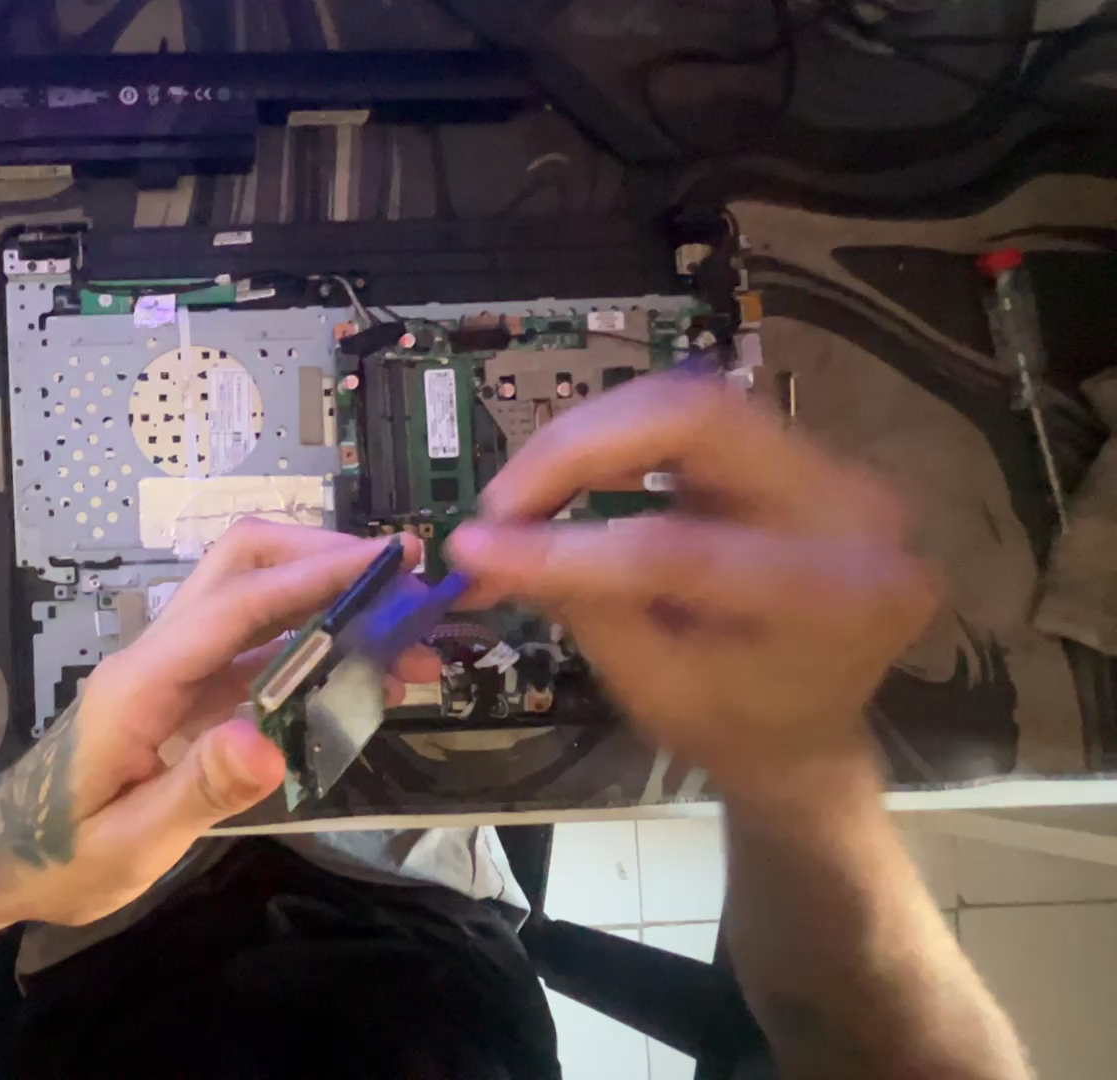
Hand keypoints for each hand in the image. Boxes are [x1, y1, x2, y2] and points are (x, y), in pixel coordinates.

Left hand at [0, 520, 436, 927]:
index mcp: (141, 680)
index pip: (233, 606)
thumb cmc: (63, 853)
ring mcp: (174, 667)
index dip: (309, 580)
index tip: (382, 566)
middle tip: (396, 577)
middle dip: (316, 557)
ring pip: (250, 597)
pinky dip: (310, 643)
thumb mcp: (131, 840)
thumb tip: (267, 744)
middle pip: (235, 565)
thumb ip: (197, 789)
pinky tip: (355, 671)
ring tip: (398, 628)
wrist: (14, 851)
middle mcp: (159, 654)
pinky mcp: (189, 689)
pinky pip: (254, 648)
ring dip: (322, 596)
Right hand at [444, 376, 938, 795]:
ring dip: (575, 442)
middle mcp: (848, 504)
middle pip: (694, 419)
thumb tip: (475, 553)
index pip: (678, 549)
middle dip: (571, 452)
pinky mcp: (775, 451)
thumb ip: (574, 606)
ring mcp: (819, 465)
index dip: (562, 545)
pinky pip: (671, 415)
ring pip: (675, 400)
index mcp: (839, 596)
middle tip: (497, 506)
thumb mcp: (649, 685)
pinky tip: (558, 483)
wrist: (800, 718)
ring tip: (517, 499)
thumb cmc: (729, 721)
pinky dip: (596, 442)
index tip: (468, 553)